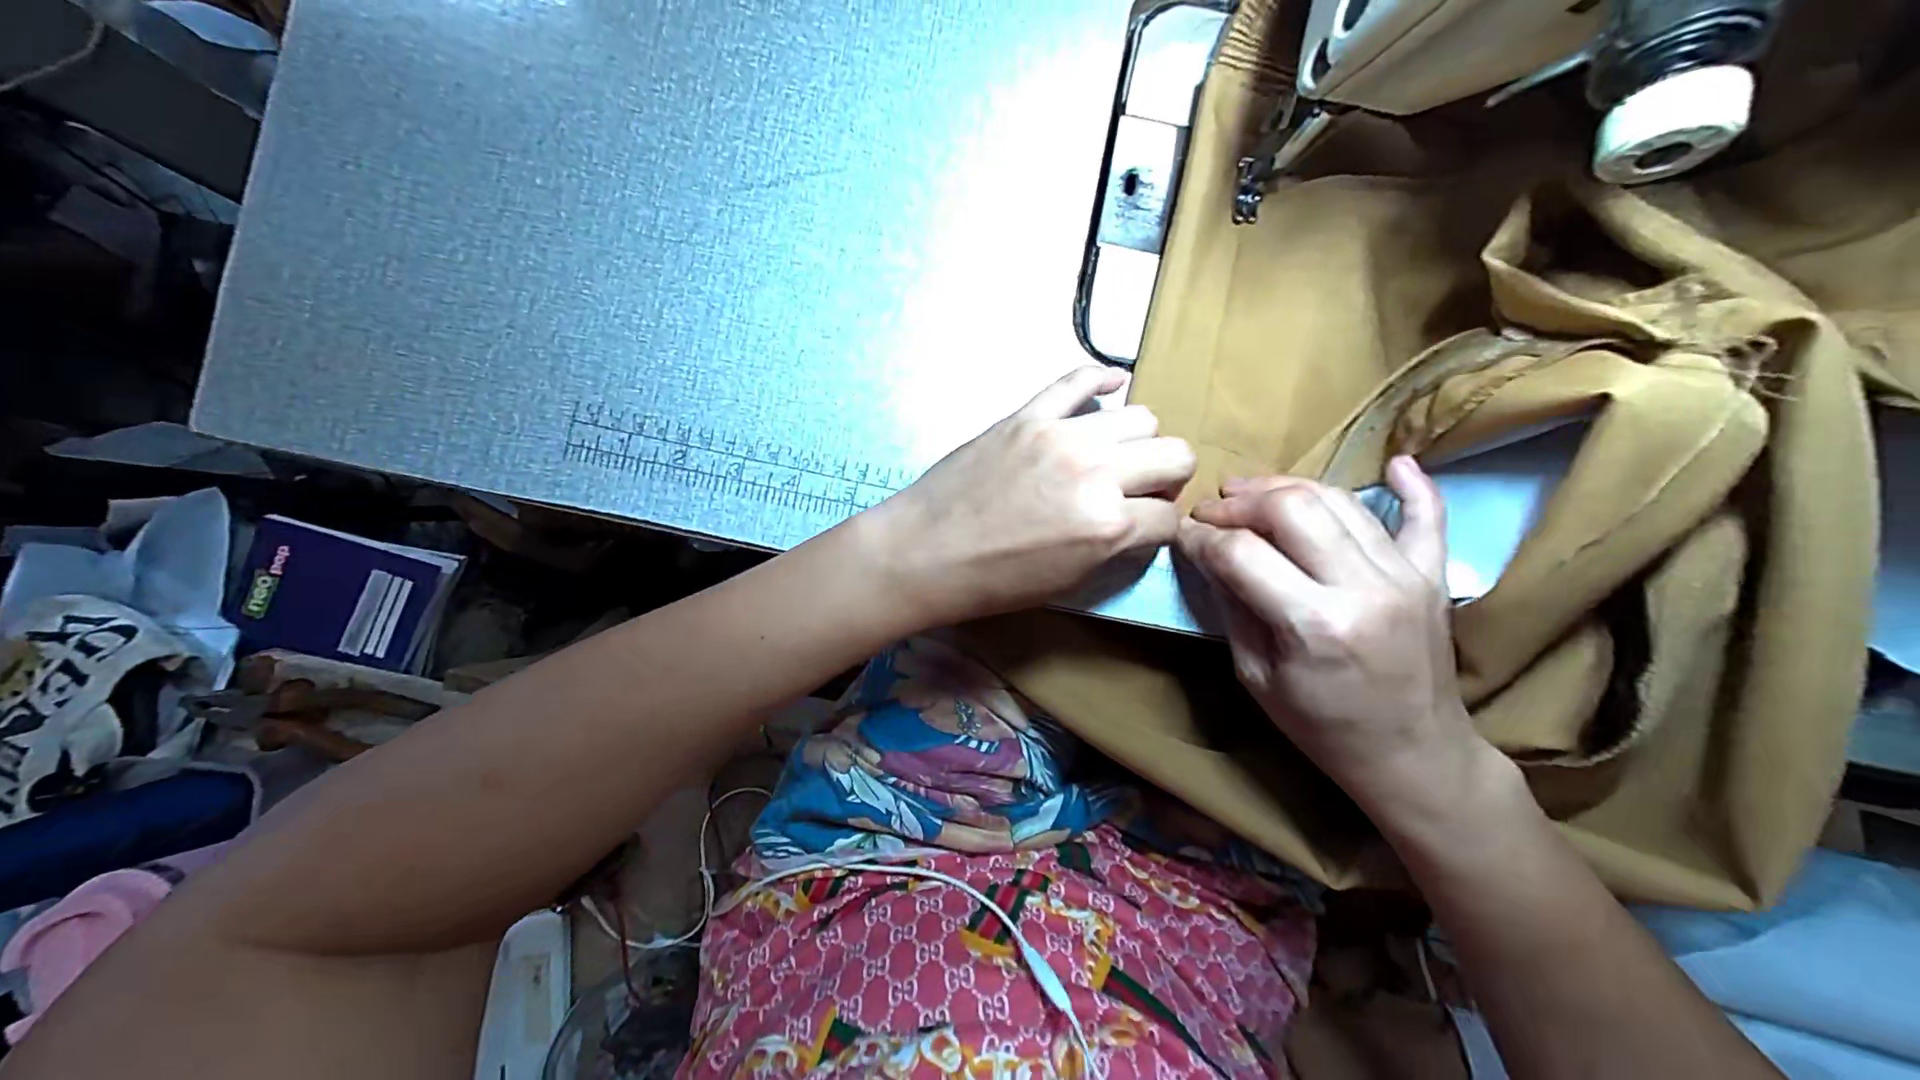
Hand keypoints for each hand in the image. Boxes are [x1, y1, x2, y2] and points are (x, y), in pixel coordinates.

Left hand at [868, 365, 1194, 627]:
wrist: (924, 554)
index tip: (1146, 526)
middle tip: (1141, 489)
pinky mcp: (1029, 415)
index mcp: (1108, 526)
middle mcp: (1096, 473)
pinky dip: (1101, 379)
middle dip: (1168, 478)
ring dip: (1138, 440)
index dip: (1161, 525)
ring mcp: (1062, 435)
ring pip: (1140, 416)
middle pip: (1175, 455)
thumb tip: (1138, 517)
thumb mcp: (1069, 579)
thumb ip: (1115, 544)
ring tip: (1115, 454)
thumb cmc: (993, 581)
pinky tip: (1110, 385)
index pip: (1169, 517)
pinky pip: (1077, 379)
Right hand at [1174, 457, 1496, 825]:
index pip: (1241, 553)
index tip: (1183, 534)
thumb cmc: (1321, 727)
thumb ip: (1234, 606)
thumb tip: (1209, 555)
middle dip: (1239, 502)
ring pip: (1340, 499)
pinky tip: (1396, 462)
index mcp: (1314, 624)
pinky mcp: (1432, 575)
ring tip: (1253, 493)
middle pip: (1291, 507)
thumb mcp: (1256, 675)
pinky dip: (1412, 485)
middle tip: (1214, 511)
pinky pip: (1426, 516)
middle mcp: (1363, 587)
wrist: (1413, 756)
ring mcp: (1405, 575)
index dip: (1201, 537)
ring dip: (1288, 487)